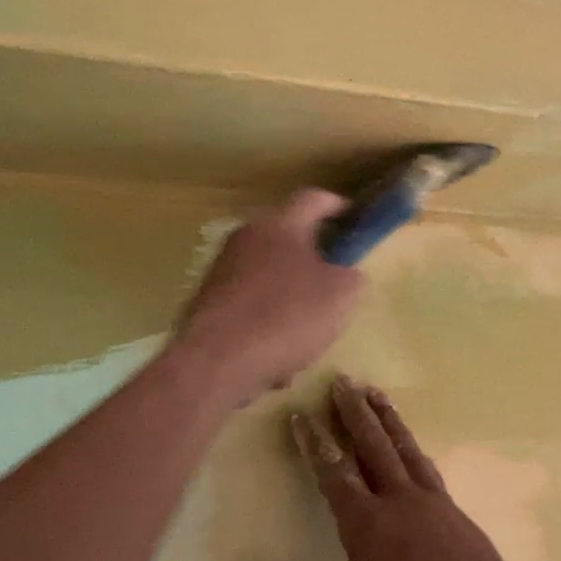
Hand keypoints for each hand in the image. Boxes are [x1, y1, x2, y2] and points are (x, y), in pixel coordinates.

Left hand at [167, 189, 366, 403]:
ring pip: (268, 277)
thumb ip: (351, 276)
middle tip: (334, 281)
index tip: (353, 217)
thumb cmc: (286, 317)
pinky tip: (277, 359)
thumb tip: (343, 273)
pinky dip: (266, 325)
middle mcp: (245, 238)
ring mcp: (222, 270)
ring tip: (307, 334)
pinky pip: (249, 307)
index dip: (336, 204)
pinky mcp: (208, 302)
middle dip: (312, 258)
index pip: (312, 198)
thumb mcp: (342, 296)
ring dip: (289, 299)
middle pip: (286, 238)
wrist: (216, 362)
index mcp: (279, 224)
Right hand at [239, 379, 560, 560]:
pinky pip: (433, 476)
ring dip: (391, 422)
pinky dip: (416, 455)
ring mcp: (442, 512)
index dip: (315, 442)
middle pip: (375, 446)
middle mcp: (405, 505)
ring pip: (410, 453)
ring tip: (379, 395)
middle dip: (355, 412)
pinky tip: (417, 461)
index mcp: (369, 526)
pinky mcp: (468, 528)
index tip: (302, 412)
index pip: (334, 472)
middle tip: (343, 380)